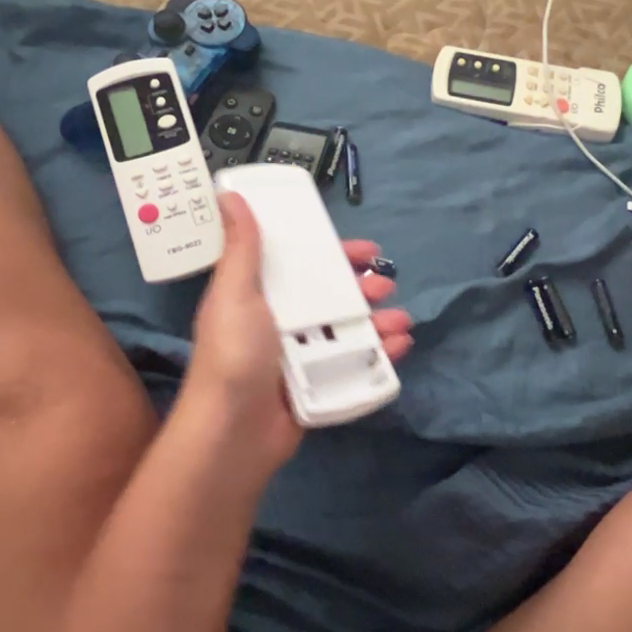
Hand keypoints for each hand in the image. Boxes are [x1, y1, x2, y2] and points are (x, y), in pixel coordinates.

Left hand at [181, 192, 413, 463]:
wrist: (233, 435)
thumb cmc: (234, 356)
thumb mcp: (236, 294)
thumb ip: (242, 247)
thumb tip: (229, 195)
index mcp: (260, 296)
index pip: (303, 265)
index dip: (335, 254)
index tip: (366, 249)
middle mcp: (282, 323)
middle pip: (333, 296)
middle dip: (364, 287)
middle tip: (387, 283)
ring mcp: (302, 357)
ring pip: (349, 329)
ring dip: (379, 320)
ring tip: (401, 320)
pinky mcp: (319, 386)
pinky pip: (356, 363)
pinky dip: (380, 353)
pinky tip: (400, 346)